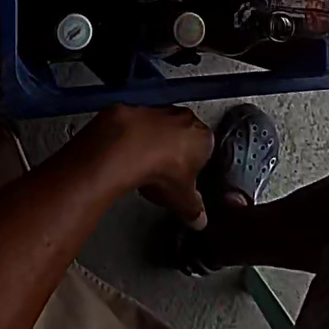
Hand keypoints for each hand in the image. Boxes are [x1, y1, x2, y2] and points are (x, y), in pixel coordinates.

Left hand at [79, 105, 213, 229]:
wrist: (126, 149)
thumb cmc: (162, 170)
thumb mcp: (182, 199)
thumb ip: (193, 210)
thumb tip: (199, 221)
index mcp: (203, 137)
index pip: (205, 151)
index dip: (193, 167)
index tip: (182, 180)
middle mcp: (184, 117)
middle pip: (182, 135)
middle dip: (174, 151)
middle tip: (162, 173)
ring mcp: (157, 109)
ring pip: (159, 127)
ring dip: (152, 141)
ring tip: (141, 165)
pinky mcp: (133, 108)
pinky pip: (135, 124)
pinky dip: (131, 135)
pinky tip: (124, 153)